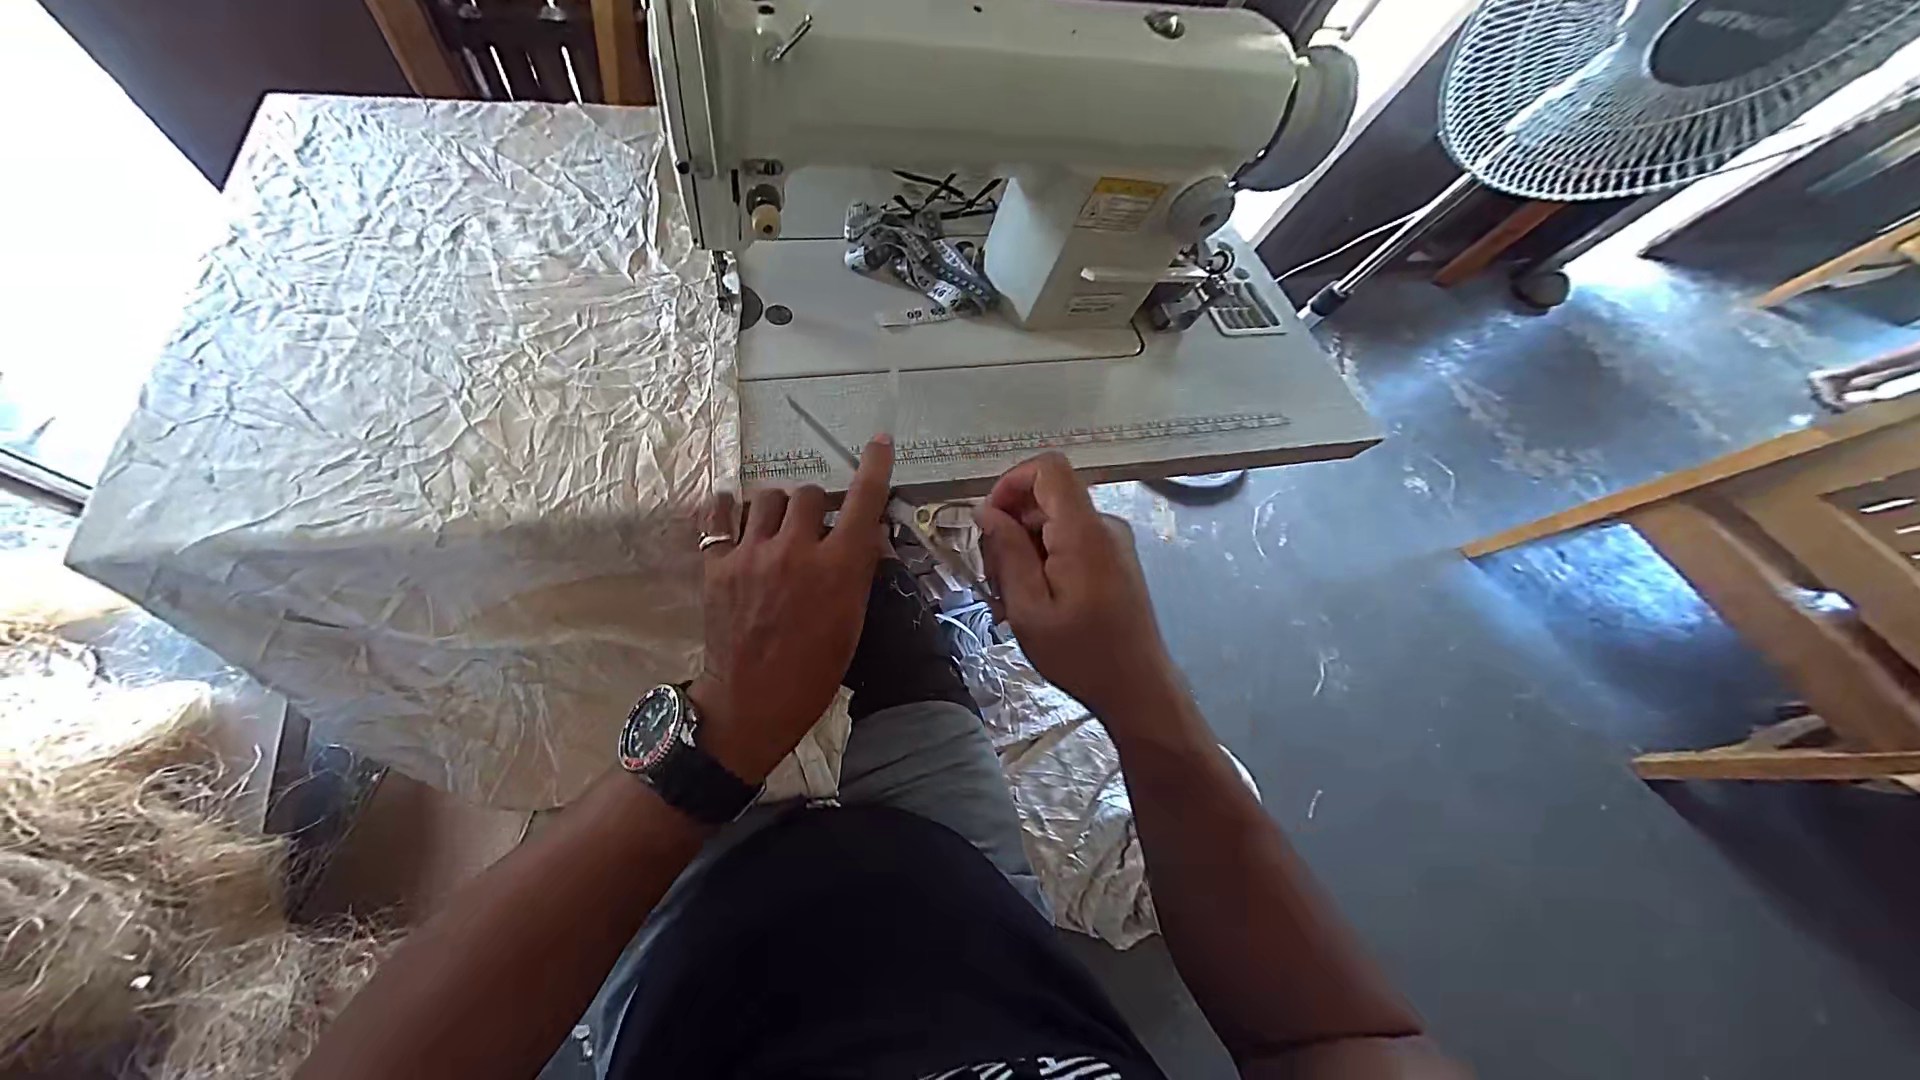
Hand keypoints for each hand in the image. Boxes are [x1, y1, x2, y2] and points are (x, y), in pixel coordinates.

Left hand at [688, 436, 893, 783]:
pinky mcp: (716, 565)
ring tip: (778, 529)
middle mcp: (795, 550)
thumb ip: (858, 572)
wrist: (753, 702)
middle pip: (808, 494)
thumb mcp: (852, 622)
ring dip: (779, 508)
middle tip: (815, 528)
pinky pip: (718, 516)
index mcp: (837, 567)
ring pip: (767, 498)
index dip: (874, 467)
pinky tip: (733, 514)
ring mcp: (751, 555)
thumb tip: (867, 537)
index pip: (863, 502)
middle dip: (817, 506)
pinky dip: (728, 510)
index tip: (880, 443)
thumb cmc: (814, 670)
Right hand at [975, 452, 1180, 723]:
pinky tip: (1034, 600)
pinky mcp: (1113, 559)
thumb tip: (986, 511)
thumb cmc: (1081, 655)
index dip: (1010, 482)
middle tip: (994, 577)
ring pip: (1054, 522)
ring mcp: (1112, 542)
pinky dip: (1043, 560)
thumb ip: (1007, 553)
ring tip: (1012, 598)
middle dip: (1010, 526)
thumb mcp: (1029, 609)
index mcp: (1084, 532)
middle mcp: (1103, 526)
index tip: (988, 521)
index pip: (1048, 468)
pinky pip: (1069, 541)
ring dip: (1024, 549)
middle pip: (1046, 497)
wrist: (1138, 688)